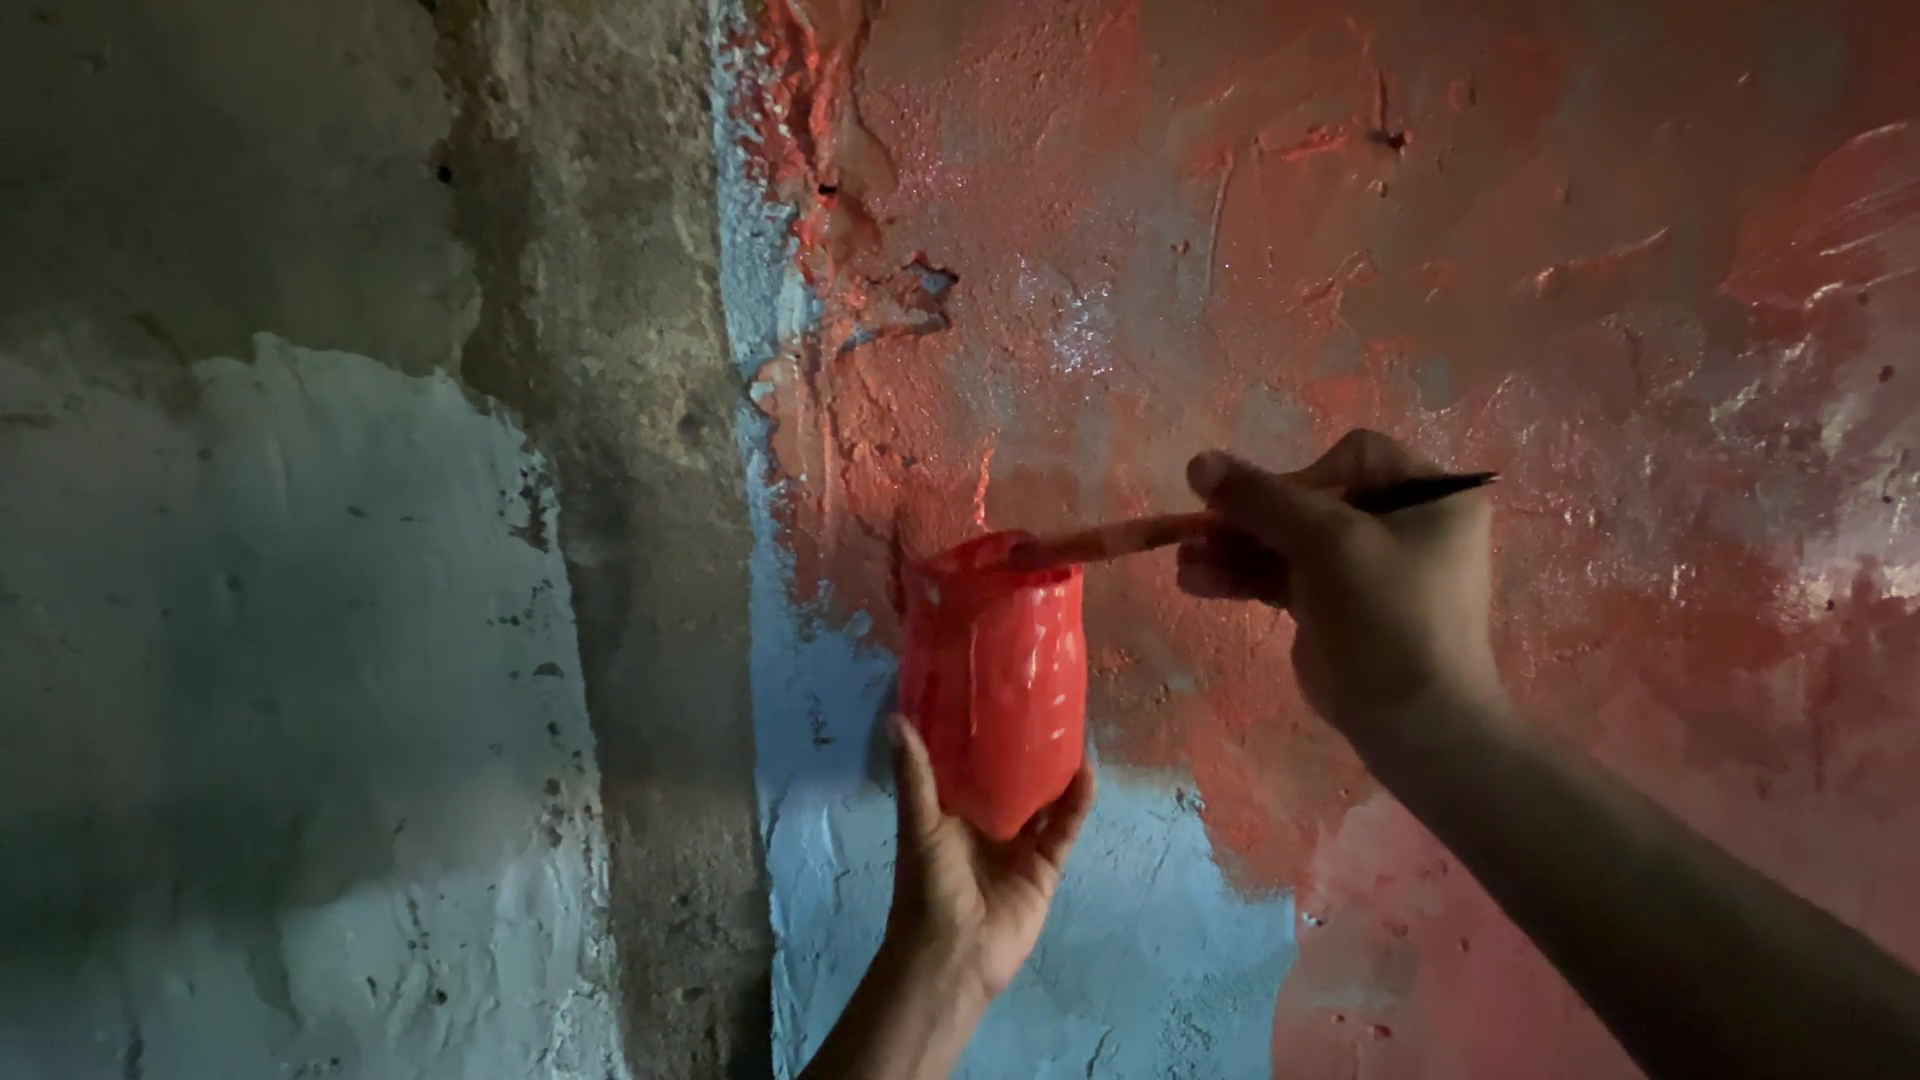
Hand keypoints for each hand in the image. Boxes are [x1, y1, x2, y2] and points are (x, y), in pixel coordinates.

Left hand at [883, 714, 1096, 999]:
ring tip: (1072, 729)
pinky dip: (1077, 802)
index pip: (971, 764)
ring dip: (1057, 771)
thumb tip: (895, 716)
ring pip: (1045, 800)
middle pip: (1013, 779)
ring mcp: (1019, 845)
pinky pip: (1065, 828)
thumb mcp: (919, 822)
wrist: (953, 955)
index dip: (984, 735)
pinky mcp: (1045, 866)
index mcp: (954, 811)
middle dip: (1027, 749)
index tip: (996, 695)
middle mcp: (988, 823)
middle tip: (1043, 705)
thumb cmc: (928, 885)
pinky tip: (1087, 770)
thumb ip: (914, 774)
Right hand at [1175, 429, 1502, 737]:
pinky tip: (1196, 581)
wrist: (1410, 720)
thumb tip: (1197, 461)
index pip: (1352, 459)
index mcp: (1427, 496)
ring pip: (1285, 541)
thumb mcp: (1327, 542)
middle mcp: (1397, 524)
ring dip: (1232, 549)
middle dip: (1250, 519)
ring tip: (1184, 561)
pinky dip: (1240, 576)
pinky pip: (1278, 575)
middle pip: (1307, 500)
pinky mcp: (1329, 602)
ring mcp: (1360, 566)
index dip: (1303, 476)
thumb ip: (1261, 498)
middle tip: (1200, 530)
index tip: (1272, 509)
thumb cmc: (1387, 615)